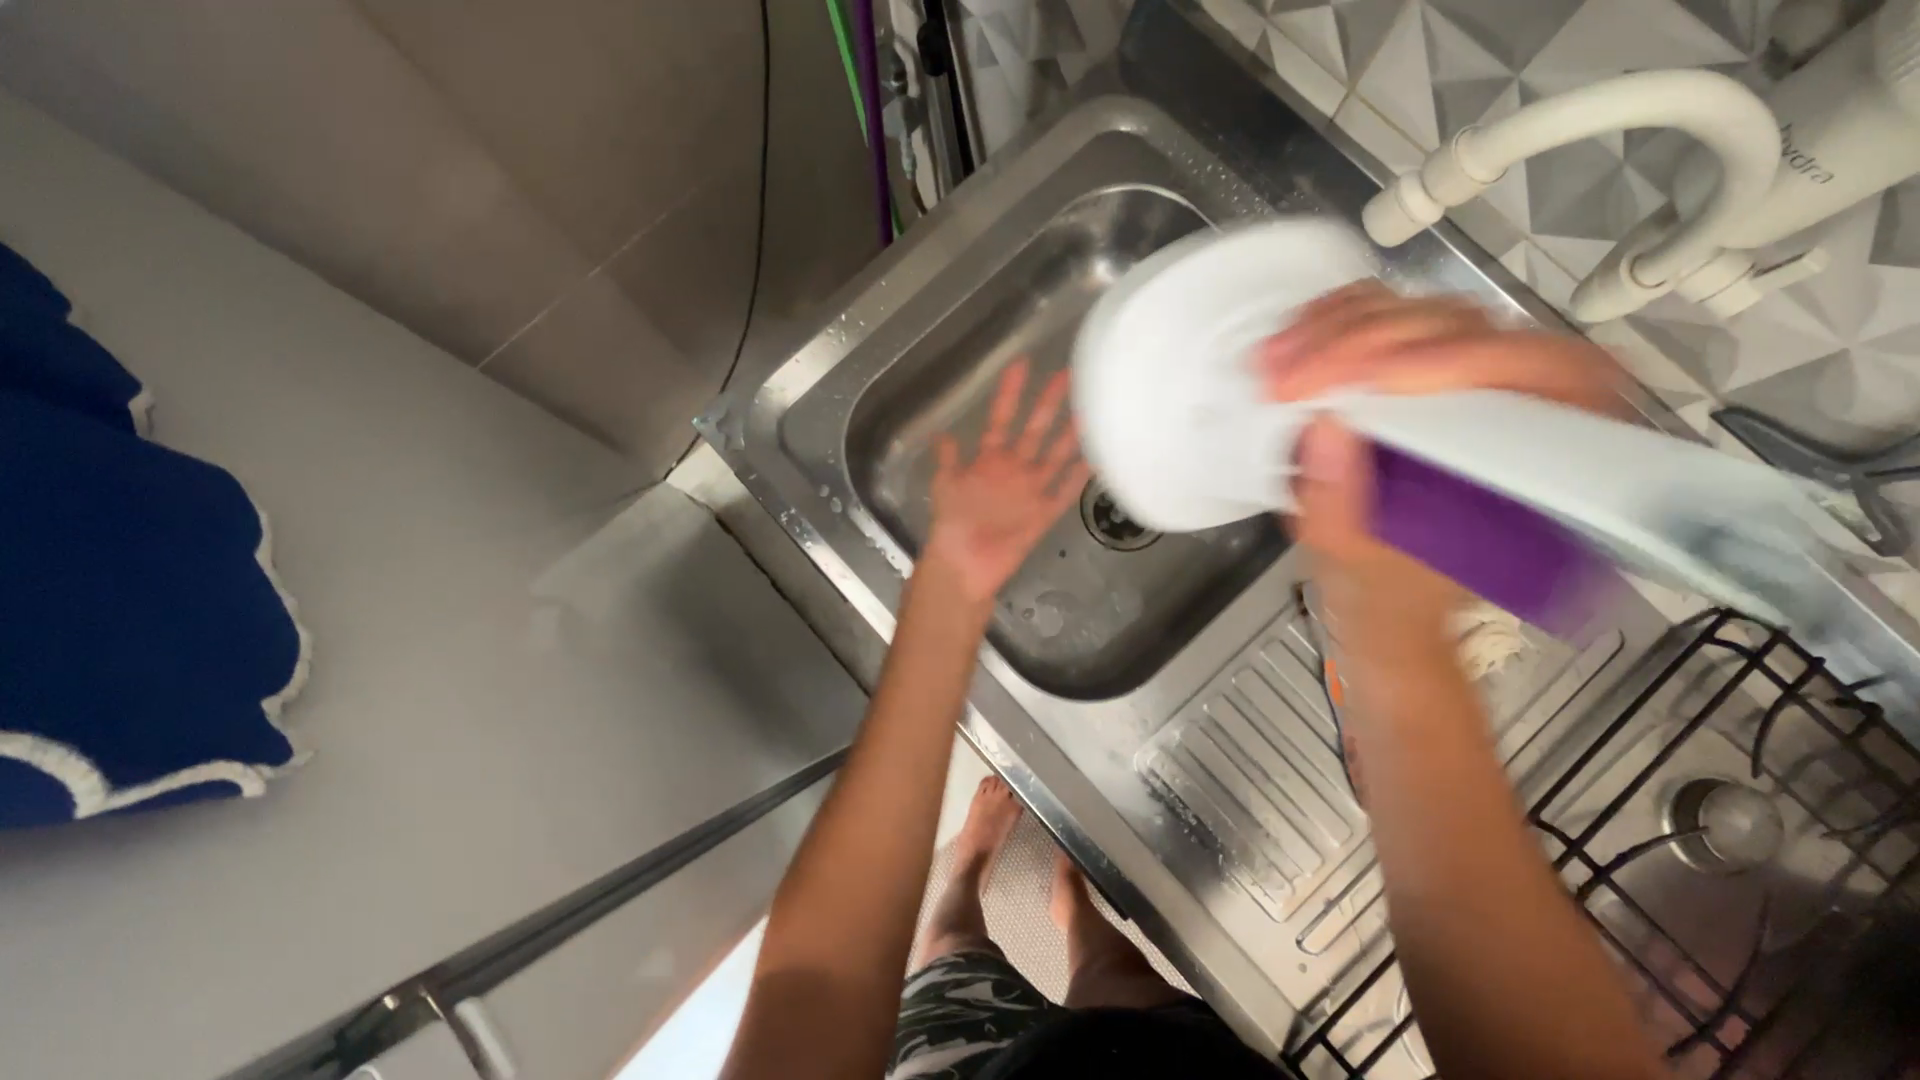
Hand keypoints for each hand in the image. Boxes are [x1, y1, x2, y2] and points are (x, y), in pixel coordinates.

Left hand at [925, 358, 1089, 605]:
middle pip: (1035, 429)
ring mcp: (1031, 490)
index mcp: (989, 459)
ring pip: (1055, 455)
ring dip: (1070, 434)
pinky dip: (1080, 477)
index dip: (1011, 393)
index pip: (1002, 418)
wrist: (963, 564)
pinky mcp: (1043, 513)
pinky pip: (1065, 492)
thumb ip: (948, 460)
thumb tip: (942, 432)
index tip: (1021, 364)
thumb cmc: (951, 523)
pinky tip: (1097, 459)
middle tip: (1067, 375)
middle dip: (1049, 403)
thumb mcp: (944, 485)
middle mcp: (1014, 469)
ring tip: (1089, 410)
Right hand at [1271, 284, 1620, 666]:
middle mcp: (1514, 403)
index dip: (1465, 359)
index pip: (1542, 369)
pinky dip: (1326, 326)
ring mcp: (1461, 377)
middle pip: (1466, 328)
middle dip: (1369, 345)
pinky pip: (1378, 318)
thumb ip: (1345, 510)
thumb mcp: (1364, 572)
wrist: (1381, 603)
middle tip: (1295, 381)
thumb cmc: (1391, 594)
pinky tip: (1283, 351)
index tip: (1376, 383)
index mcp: (1540, 459)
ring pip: (1417, 312)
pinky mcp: (1412, 367)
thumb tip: (1325, 427)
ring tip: (1278, 367)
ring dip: (1337, 331)